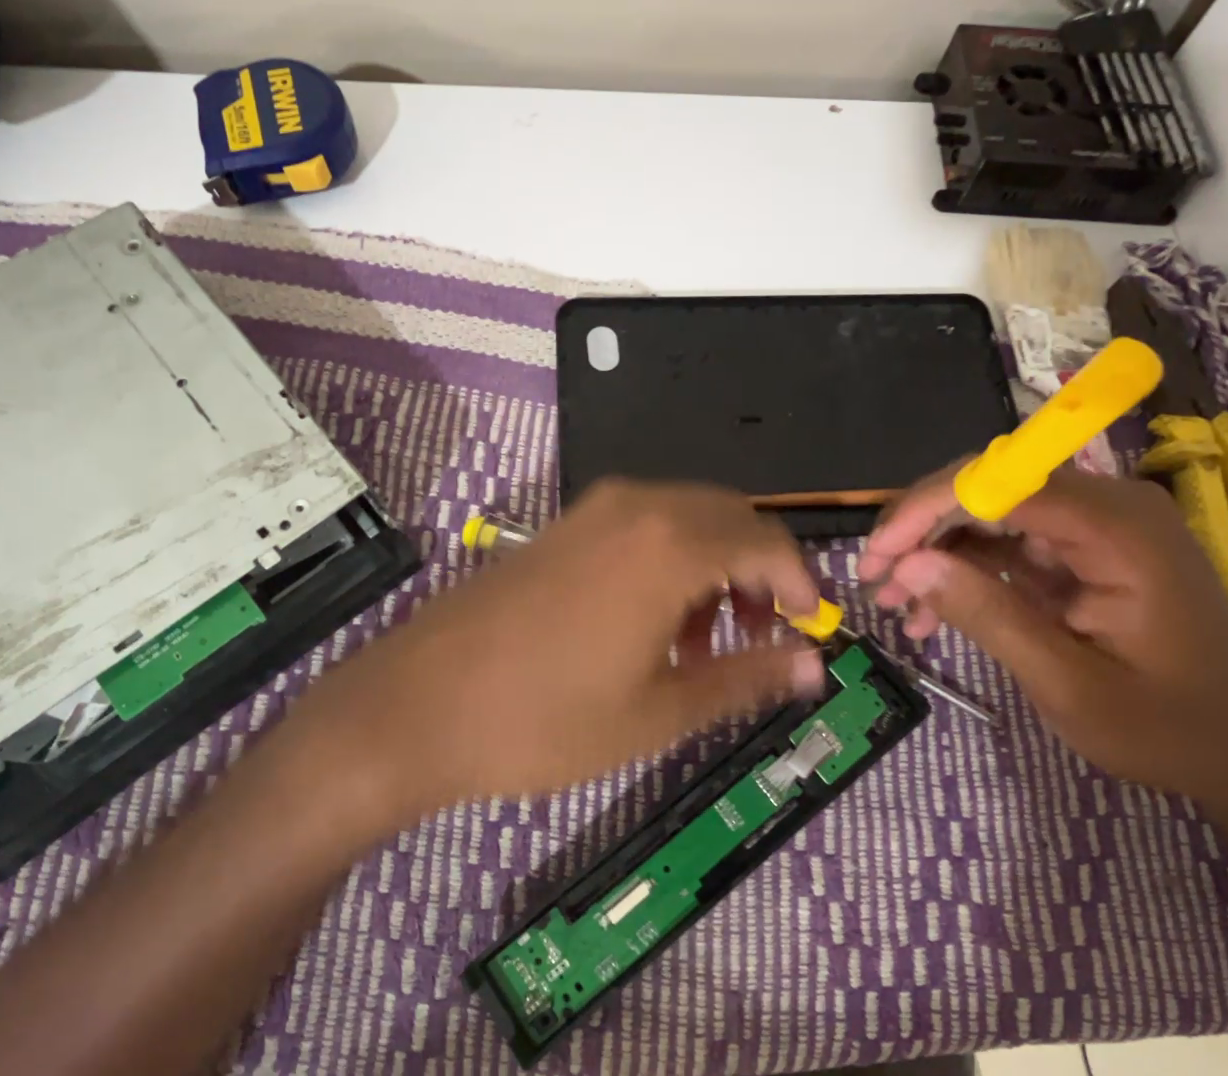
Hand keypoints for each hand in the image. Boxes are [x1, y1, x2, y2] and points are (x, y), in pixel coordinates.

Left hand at [308, 479, 827, 819]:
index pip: (767, 543)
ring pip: (684, 521)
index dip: (801, 586)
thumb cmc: (545, 721)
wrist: (413, 709)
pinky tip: (650, 626)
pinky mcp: (559, 530)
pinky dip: (669, 565)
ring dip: (714, 570)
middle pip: (730, 520)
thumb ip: (747, 679)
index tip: (811, 632)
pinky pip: (639, 528)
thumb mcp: (659, 712)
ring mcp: (590, 512)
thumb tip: (814, 665)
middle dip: (760, 575)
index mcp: (671, 544)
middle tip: (762, 640)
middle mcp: (636, 506)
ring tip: (703, 646)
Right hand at [857, 462, 1227, 804]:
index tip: (876, 556)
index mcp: (1118, 529)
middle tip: (873, 579)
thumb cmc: (1168, 729)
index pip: (1001, 482)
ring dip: (939, 553)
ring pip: (994, 514)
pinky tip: (934, 613)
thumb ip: (989, 616)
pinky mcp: (1090, 552)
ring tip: (896, 605)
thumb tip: (910, 565)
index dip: (926, 508)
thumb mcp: (1068, 684)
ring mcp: (1100, 528)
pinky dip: (970, 573)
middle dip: (924, 528)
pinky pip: (1014, 544)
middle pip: (993, 486)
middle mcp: (1110, 507)